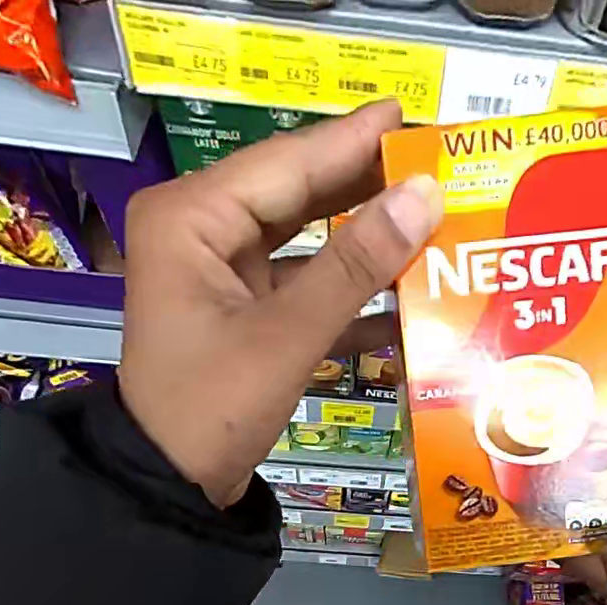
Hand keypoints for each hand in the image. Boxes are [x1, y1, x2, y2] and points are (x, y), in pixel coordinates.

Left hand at [119, 101, 442, 506]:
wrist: (172, 485)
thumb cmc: (214, 407)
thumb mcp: (287, 335)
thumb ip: (355, 266)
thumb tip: (424, 196)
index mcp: (192, 219)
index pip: (287, 163)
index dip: (355, 142)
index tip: (414, 118)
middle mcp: (202, 235)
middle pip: (296, 198)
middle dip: (364, 190)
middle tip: (434, 169)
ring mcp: (221, 278)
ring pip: (304, 247)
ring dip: (362, 250)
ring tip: (431, 229)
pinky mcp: (241, 317)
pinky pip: (300, 293)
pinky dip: (344, 301)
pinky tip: (401, 305)